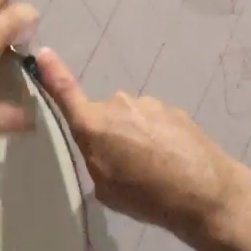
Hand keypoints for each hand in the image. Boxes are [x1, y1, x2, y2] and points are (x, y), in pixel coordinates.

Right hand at [33, 48, 250, 241]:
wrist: (207, 193)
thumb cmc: (147, 197)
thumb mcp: (106, 189)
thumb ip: (96, 160)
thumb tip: (104, 148)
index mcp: (94, 125)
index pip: (66, 93)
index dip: (52, 73)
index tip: (43, 53)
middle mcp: (118, 105)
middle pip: (104, 116)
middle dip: (110, 135)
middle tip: (126, 167)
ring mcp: (149, 104)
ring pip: (132, 119)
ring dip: (137, 137)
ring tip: (155, 169)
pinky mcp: (174, 110)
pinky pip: (155, 122)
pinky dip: (159, 138)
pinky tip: (173, 162)